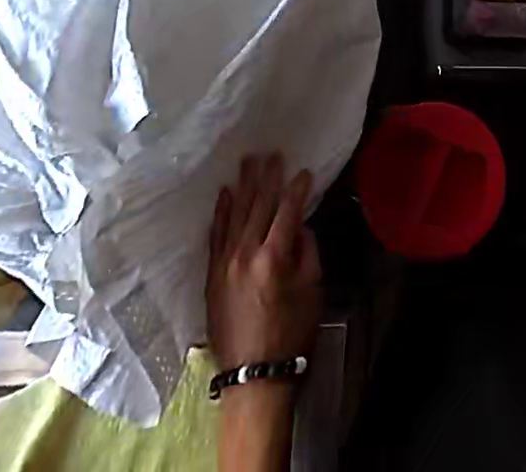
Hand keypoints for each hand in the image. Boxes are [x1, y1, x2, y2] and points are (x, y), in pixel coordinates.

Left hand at [207, 154, 320, 371]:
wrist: (253, 373)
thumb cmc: (292, 330)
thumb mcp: (312, 289)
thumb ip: (307, 252)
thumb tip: (300, 228)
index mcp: (274, 257)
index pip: (287, 211)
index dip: (297, 189)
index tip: (305, 171)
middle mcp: (246, 254)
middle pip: (258, 206)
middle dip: (267, 177)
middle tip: (272, 153)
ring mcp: (224, 263)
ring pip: (235, 215)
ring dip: (243, 186)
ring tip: (248, 162)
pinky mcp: (212, 275)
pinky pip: (216, 235)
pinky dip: (221, 212)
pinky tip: (225, 194)